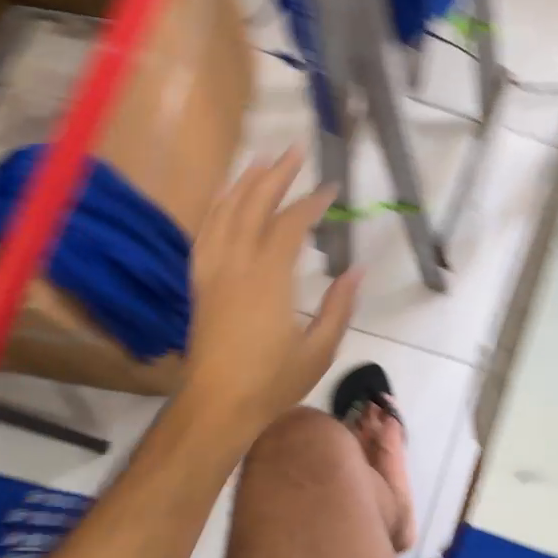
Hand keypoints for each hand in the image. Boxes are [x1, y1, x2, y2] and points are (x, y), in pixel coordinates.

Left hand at [182, 148, 359, 431]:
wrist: (217, 405)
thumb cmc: (272, 382)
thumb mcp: (319, 350)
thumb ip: (340, 307)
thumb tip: (358, 270)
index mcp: (269, 279)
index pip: (290, 224)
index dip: (312, 202)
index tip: (332, 189)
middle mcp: (236, 265)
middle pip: (253, 205)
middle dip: (275, 175)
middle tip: (294, 151)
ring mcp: (212, 272)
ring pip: (223, 213)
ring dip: (242, 183)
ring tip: (260, 161)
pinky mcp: (199, 283)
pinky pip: (205, 234)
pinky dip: (216, 209)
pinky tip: (225, 201)